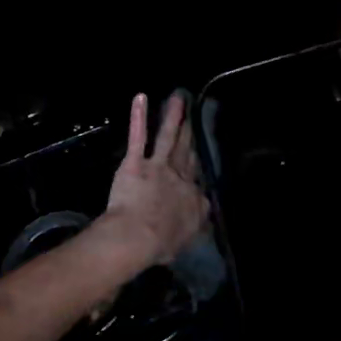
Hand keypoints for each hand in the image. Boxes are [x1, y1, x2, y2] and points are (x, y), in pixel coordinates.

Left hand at [102, 92, 209, 265]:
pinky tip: (141, 98)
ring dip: (173, 117)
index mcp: (192, 197)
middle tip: (197, 113)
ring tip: (177, 97)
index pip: (197, 177)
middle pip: (186, 151)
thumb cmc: (161, 243)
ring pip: (168, 138)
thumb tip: (204, 217)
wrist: (138, 236)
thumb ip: (195, 225)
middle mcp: (179, 177)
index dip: (199, 164)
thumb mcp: (187, 238)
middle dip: (192, 132)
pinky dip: (138, 117)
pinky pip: (138, 137)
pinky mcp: (136, 163)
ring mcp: (158, 167)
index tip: (201, 153)